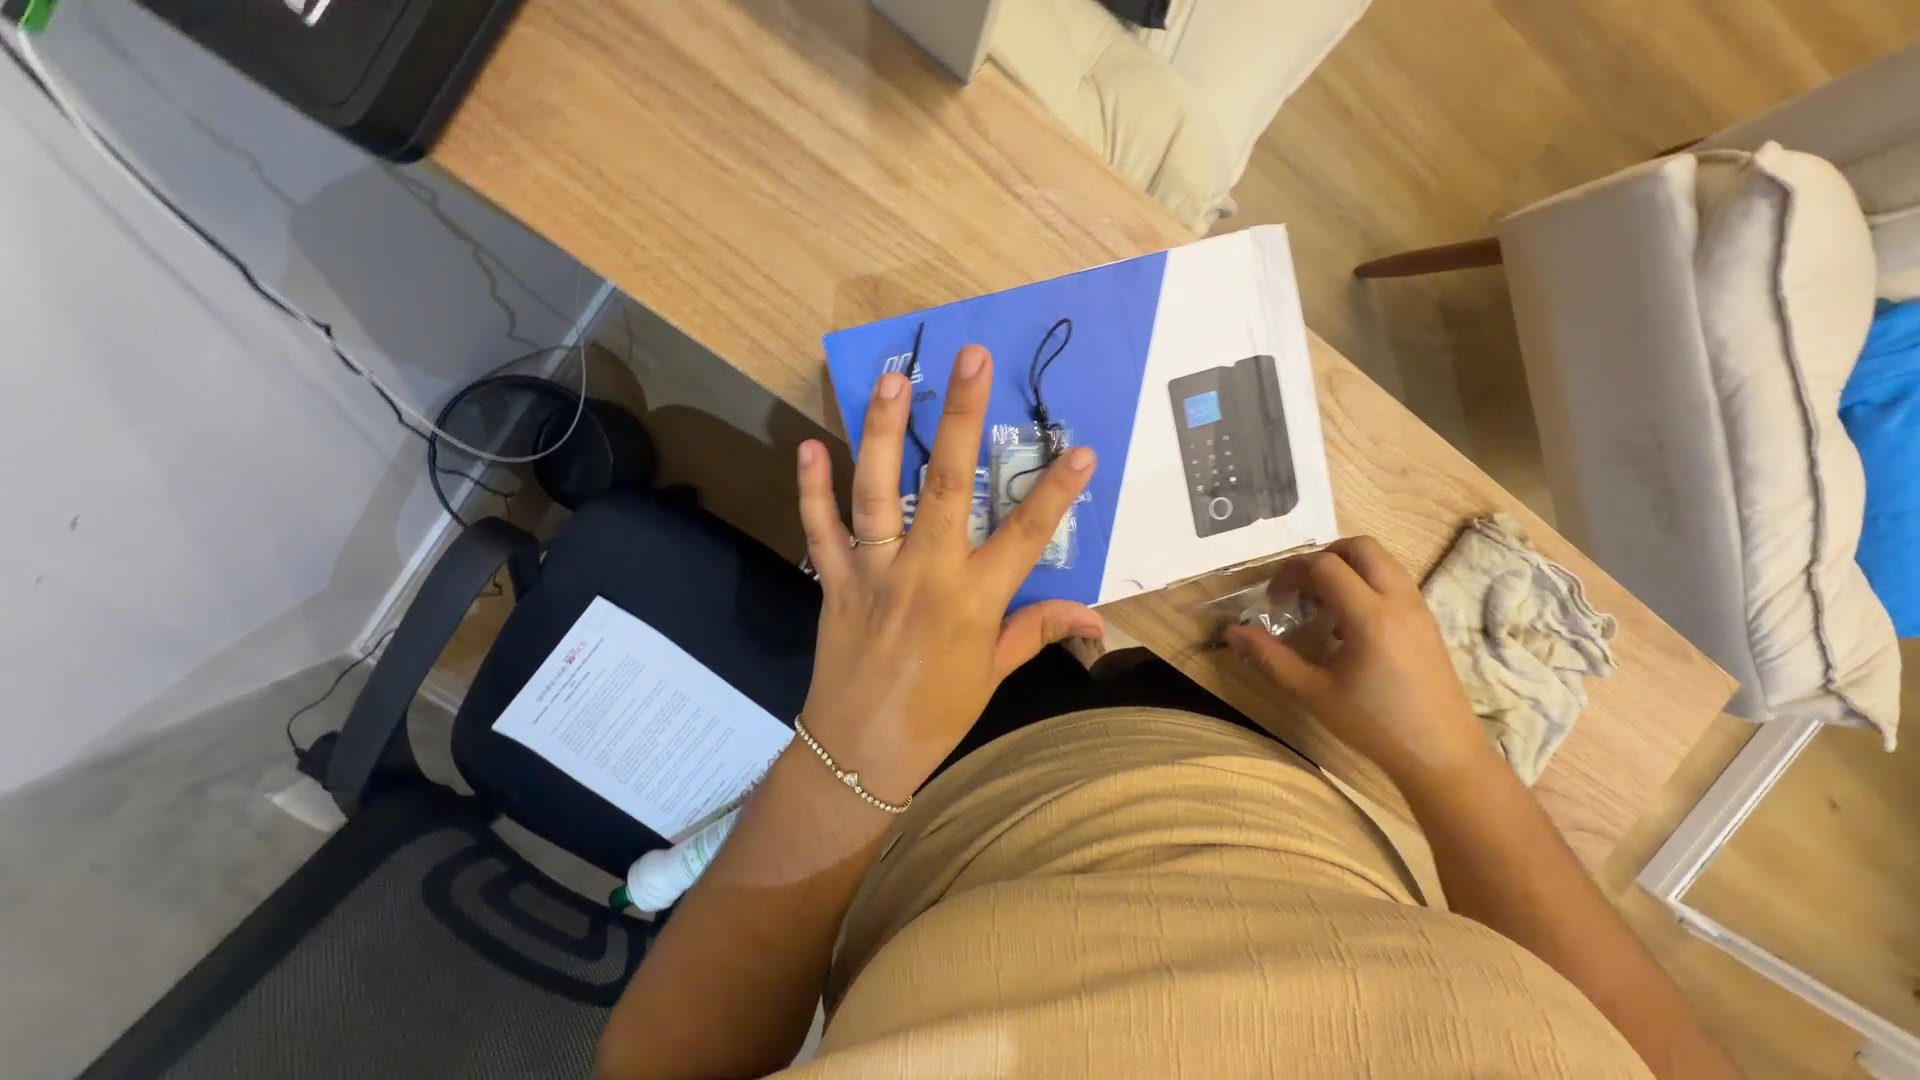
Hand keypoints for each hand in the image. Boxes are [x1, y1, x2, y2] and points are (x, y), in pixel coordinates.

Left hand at [795, 344, 1102, 804]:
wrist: (860, 751)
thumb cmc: (937, 714)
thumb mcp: (994, 674)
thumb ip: (1037, 631)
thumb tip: (1093, 620)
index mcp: (975, 599)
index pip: (1027, 535)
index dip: (1056, 491)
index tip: (1082, 449)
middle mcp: (926, 573)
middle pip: (947, 485)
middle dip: (963, 417)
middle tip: (971, 359)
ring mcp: (874, 572)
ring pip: (878, 490)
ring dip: (886, 432)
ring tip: (893, 380)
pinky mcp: (834, 580)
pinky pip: (819, 528)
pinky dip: (811, 488)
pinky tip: (810, 445)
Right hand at [1224, 537, 1490, 783]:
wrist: (1442, 756)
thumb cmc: (1374, 725)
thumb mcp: (1314, 693)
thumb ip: (1271, 657)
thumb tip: (1232, 633)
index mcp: (1370, 616)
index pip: (1325, 566)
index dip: (1292, 571)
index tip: (1274, 596)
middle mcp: (1399, 601)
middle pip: (1361, 548)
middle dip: (1323, 556)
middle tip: (1300, 587)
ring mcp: (1419, 610)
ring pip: (1383, 561)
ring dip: (1348, 568)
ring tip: (1322, 603)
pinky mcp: (1428, 623)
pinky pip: (1396, 582)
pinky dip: (1368, 584)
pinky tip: (1350, 624)